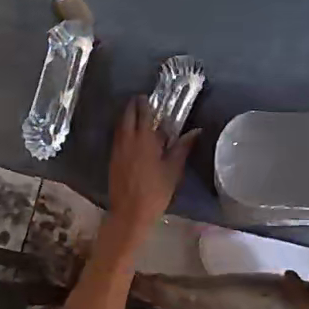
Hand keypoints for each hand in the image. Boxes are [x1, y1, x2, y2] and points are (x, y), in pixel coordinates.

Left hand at [107, 96, 197, 240]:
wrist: (130, 212)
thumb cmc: (156, 191)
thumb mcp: (173, 169)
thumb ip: (182, 147)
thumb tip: (196, 131)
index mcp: (144, 139)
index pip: (143, 114)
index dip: (145, 103)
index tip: (148, 97)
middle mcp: (127, 140)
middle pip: (126, 116)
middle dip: (132, 106)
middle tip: (140, 101)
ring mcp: (117, 150)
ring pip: (120, 126)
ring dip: (126, 117)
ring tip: (136, 115)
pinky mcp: (112, 159)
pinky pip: (117, 138)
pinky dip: (123, 131)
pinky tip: (130, 136)